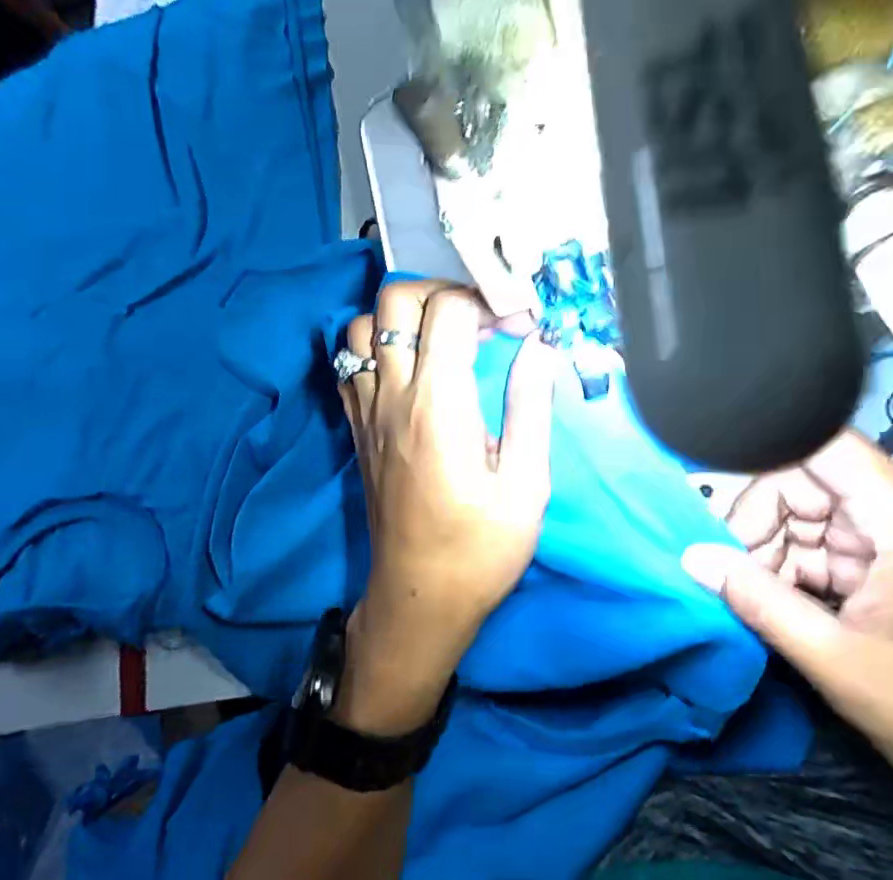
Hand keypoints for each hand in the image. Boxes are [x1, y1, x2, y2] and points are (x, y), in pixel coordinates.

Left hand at [335, 280, 557, 733]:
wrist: (420, 600)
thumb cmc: (481, 549)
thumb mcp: (526, 484)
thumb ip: (530, 406)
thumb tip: (540, 347)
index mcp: (438, 408)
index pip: (449, 312)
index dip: (491, 302)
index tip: (523, 324)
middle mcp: (393, 398)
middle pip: (396, 301)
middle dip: (444, 291)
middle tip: (484, 318)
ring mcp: (367, 412)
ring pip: (364, 325)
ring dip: (407, 316)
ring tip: (449, 337)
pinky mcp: (358, 429)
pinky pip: (352, 362)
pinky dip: (381, 343)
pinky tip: (415, 364)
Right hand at [682, 431, 892, 879]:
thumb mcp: (849, 666)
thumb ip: (763, 605)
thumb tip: (693, 558)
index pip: (812, 445)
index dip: (754, 463)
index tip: (710, 512)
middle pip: (810, 482)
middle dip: (760, 524)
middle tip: (724, 576)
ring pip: (821, 519)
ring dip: (779, 554)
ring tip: (748, 601)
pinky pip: (843, 551)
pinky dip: (807, 575)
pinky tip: (782, 608)